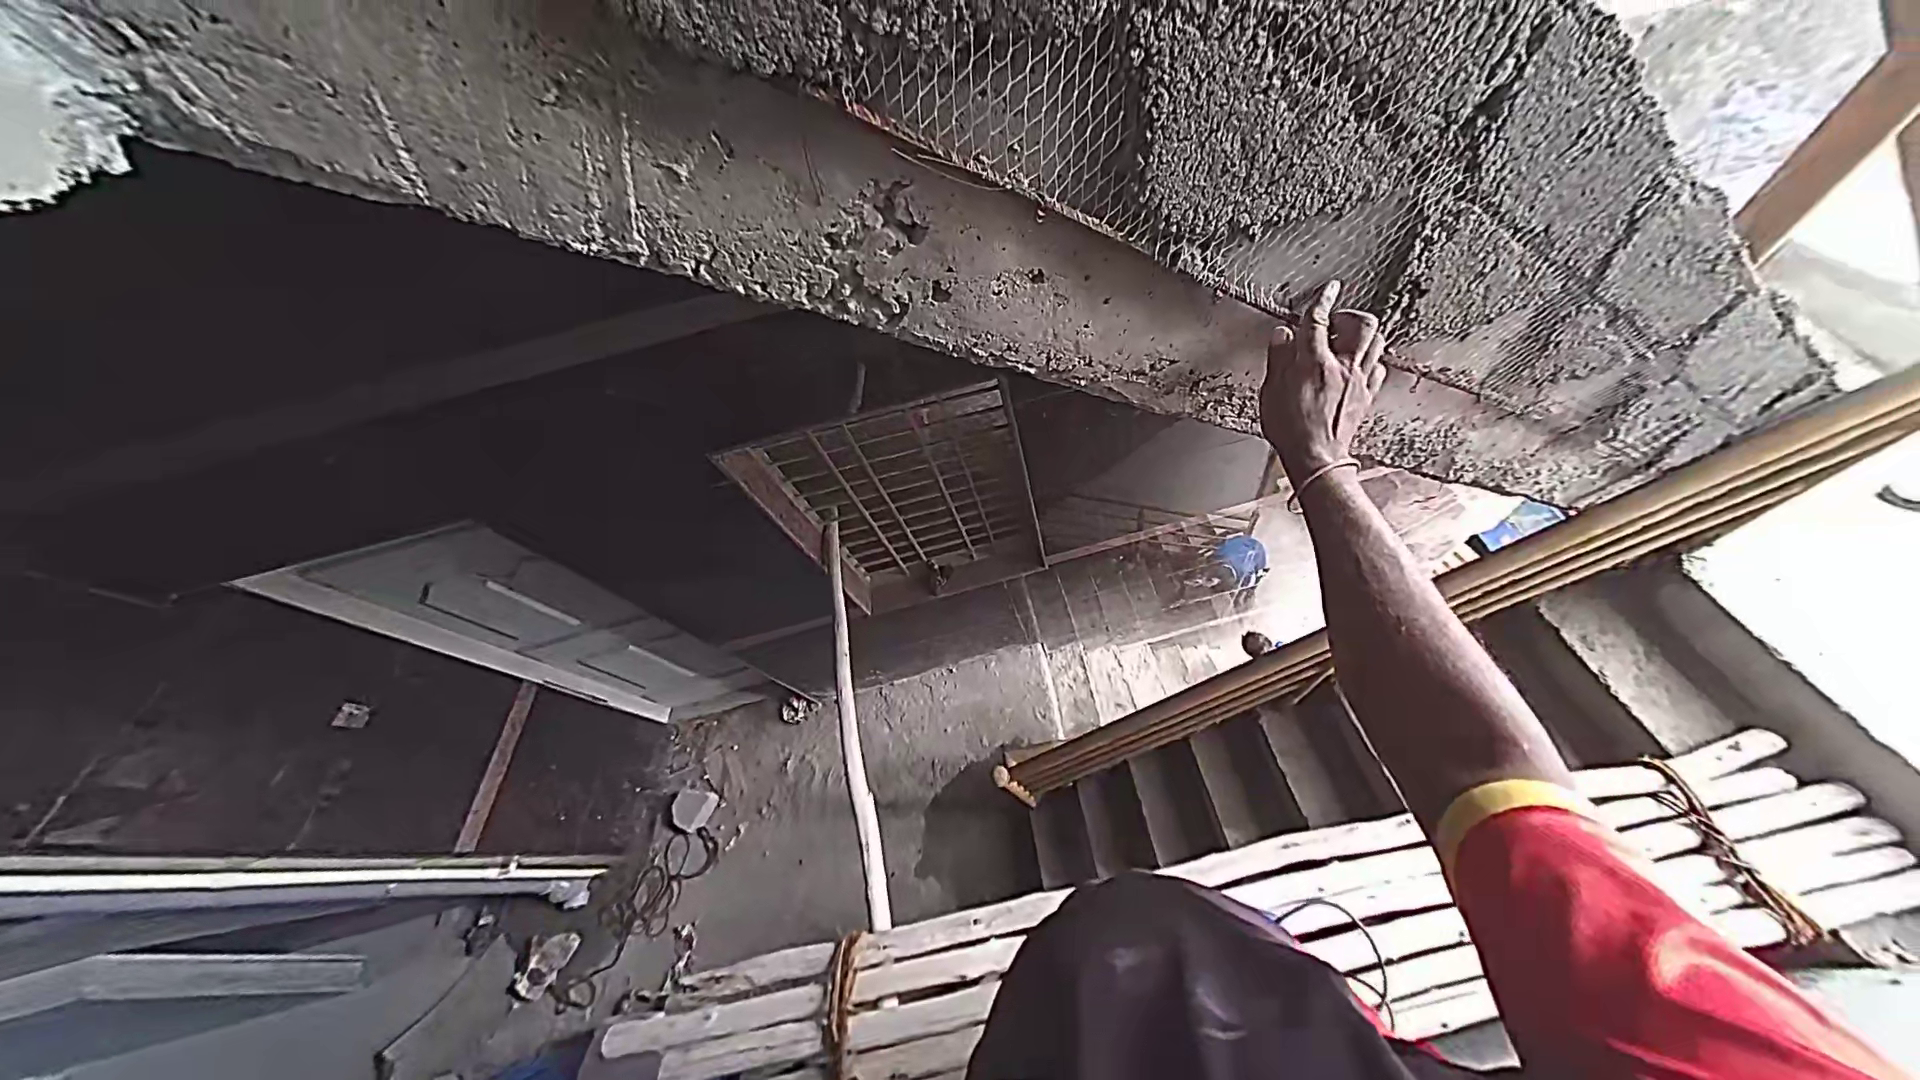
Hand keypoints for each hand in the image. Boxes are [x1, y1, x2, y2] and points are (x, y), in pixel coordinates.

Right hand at [1259, 279, 1387, 485]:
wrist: (1316, 457)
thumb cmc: (1291, 429)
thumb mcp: (1271, 392)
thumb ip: (1278, 359)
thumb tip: (1282, 336)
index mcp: (1314, 363)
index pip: (1318, 321)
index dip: (1321, 301)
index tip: (1327, 290)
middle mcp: (1343, 366)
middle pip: (1361, 324)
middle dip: (1348, 316)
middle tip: (1334, 321)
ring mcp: (1359, 380)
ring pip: (1376, 341)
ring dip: (1362, 334)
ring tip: (1346, 339)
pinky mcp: (1366, 396)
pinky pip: (1378, 367)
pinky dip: (1369, 359)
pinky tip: (1357, 364)